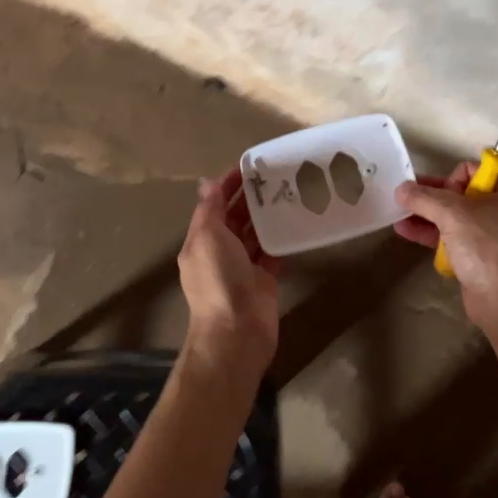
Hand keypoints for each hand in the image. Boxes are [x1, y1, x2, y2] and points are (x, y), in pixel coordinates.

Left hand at [177, 170, 280, 379]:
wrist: (237, 332)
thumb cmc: (219, 281)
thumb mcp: (208, 238)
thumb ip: (210, 210)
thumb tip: (208, 183)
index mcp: (201, 241)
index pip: (213, 205)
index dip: (227, 184)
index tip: (249, 165)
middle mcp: (221, 252)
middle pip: (235, 218)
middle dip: (250, 197)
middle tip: (276, 175)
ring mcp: (244, 267)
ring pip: (255, 234)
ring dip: (267, 215)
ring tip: (290, 191)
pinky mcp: (265, 280)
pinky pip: (273, 253)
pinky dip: (282, 238)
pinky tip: (297, 221)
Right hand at [394, 162, 497, 336]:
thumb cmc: (484, 248)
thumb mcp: (453, 215)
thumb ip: (424, 198)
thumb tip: (401, 188)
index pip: (473, 171)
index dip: (451, 177)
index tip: (439, 193)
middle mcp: (497, 211)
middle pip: (458, 194)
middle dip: (430, 196)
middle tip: (405, 197)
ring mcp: (485, 235)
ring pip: (450, 217)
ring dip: (424, 214)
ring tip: (396, 212)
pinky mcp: (474, 256)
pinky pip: (448, 237)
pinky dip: (429, 232)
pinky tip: (404, 230)